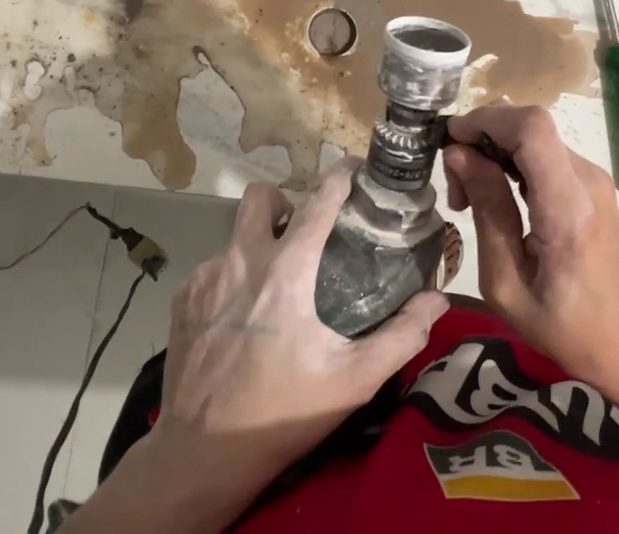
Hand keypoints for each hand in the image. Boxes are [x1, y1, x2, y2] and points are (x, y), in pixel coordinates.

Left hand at [152, 163, 448, 502]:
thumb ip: (401, 335)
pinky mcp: (182, 297)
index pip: (317, 203)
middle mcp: (241, 260)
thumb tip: (436, 299)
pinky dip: (232, 278)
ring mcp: (205, 277)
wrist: (203, 452)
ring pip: (235, 235)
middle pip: (261, 196)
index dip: (338, 178)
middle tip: (303, 234)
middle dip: (283, 201)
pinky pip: (213, 268)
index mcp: (286, 271)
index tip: (353, 167)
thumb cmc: (284, 412)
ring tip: (274, 285)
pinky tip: (241, 318)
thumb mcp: (353, 380)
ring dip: (257, 244)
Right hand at [443, 105, 618, 387]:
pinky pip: (542, 151)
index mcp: (568, 210)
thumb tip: (458, 155)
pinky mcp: (590, 181)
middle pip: (529, 124)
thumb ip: (487, 213)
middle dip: (481, 140)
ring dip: (492, 152)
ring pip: (532, 134)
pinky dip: (509, 161)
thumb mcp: (507, 284)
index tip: (449, 145)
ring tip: (470, 198)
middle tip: (457, 189)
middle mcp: (587, 180)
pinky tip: (496, 198)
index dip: (486, 121)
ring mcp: (593, 177)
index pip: (532, 129)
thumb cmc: (567, 326)